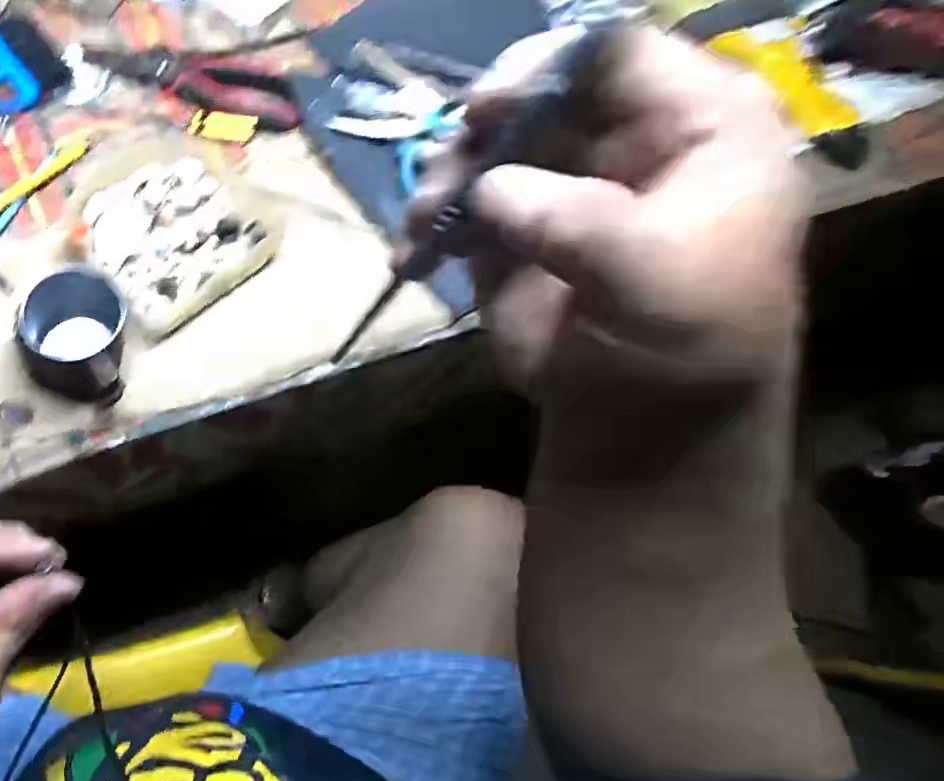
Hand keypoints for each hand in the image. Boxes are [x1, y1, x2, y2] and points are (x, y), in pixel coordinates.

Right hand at [414, 27, 807, 411]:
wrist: (638, 405)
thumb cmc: (680, 335)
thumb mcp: (649, 275)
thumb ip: (580, 223)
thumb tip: (488, 192)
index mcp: (686, 126)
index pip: (613, 58)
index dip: (544, 69)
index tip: (480, 110)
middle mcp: (614, 147)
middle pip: (532, 105)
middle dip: (475, 138)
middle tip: (439, 188)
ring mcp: (551, 195)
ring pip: (483, 160)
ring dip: (439, 189)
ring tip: (418, 233)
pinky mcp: (503, 241)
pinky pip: (454, 218)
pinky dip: (423, 235)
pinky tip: (410, 262)